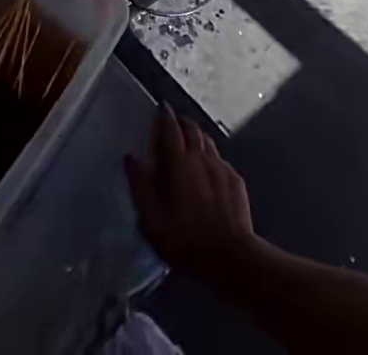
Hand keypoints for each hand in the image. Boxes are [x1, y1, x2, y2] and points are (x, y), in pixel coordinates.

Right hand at [125, 109, 260, 283]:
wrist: (235, 261)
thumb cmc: (188, 241)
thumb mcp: (153, 219)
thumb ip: (140, 185)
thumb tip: (131, 158)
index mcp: (180, 164)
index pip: (171, 128)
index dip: (164, 115)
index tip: (160, 107)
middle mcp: (202, 159)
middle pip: (192, 128)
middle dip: (181, 121)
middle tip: (172, 122)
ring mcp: (223, 169)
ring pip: (208, 141)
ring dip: (196, 135)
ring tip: (188, 140)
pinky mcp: (237, 182)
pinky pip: (220, 158)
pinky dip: (210, 155)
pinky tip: (207, 168)